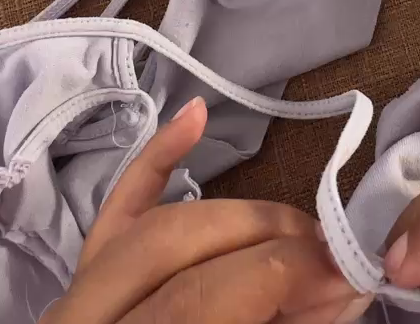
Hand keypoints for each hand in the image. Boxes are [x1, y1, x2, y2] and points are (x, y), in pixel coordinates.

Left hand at [44, 96, 372, 323]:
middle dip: (271, 241)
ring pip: (155, 226)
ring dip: (234, 214)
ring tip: (293, 225)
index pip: (215, 296)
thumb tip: (342, 290)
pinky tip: (194, 116)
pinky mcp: (76, 285)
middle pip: (184, 251)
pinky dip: (154, 161)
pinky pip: (113, 213)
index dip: (290, 273)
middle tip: (329, 257)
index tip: (348, 273)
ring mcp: (71, 304)